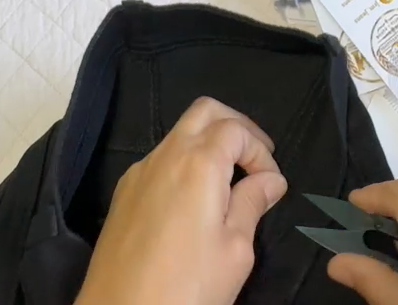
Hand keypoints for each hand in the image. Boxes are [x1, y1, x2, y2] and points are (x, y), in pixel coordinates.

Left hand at [73, 97, 288, 304]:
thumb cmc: (187, 288)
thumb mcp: (234, 251)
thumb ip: (252, 204)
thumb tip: (271, 179)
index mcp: (198, 162)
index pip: (236, 129)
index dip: (260, 150)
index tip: (273, 184)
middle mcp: (166, 153)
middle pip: (204, 110)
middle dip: (235, 125)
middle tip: (255, 157)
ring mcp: (140, 169)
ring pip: (179, 131)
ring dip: (208, 142)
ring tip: (229, 180)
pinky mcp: (124, 191)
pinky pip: (160, 157)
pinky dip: (184, 161)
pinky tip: (194, 199)